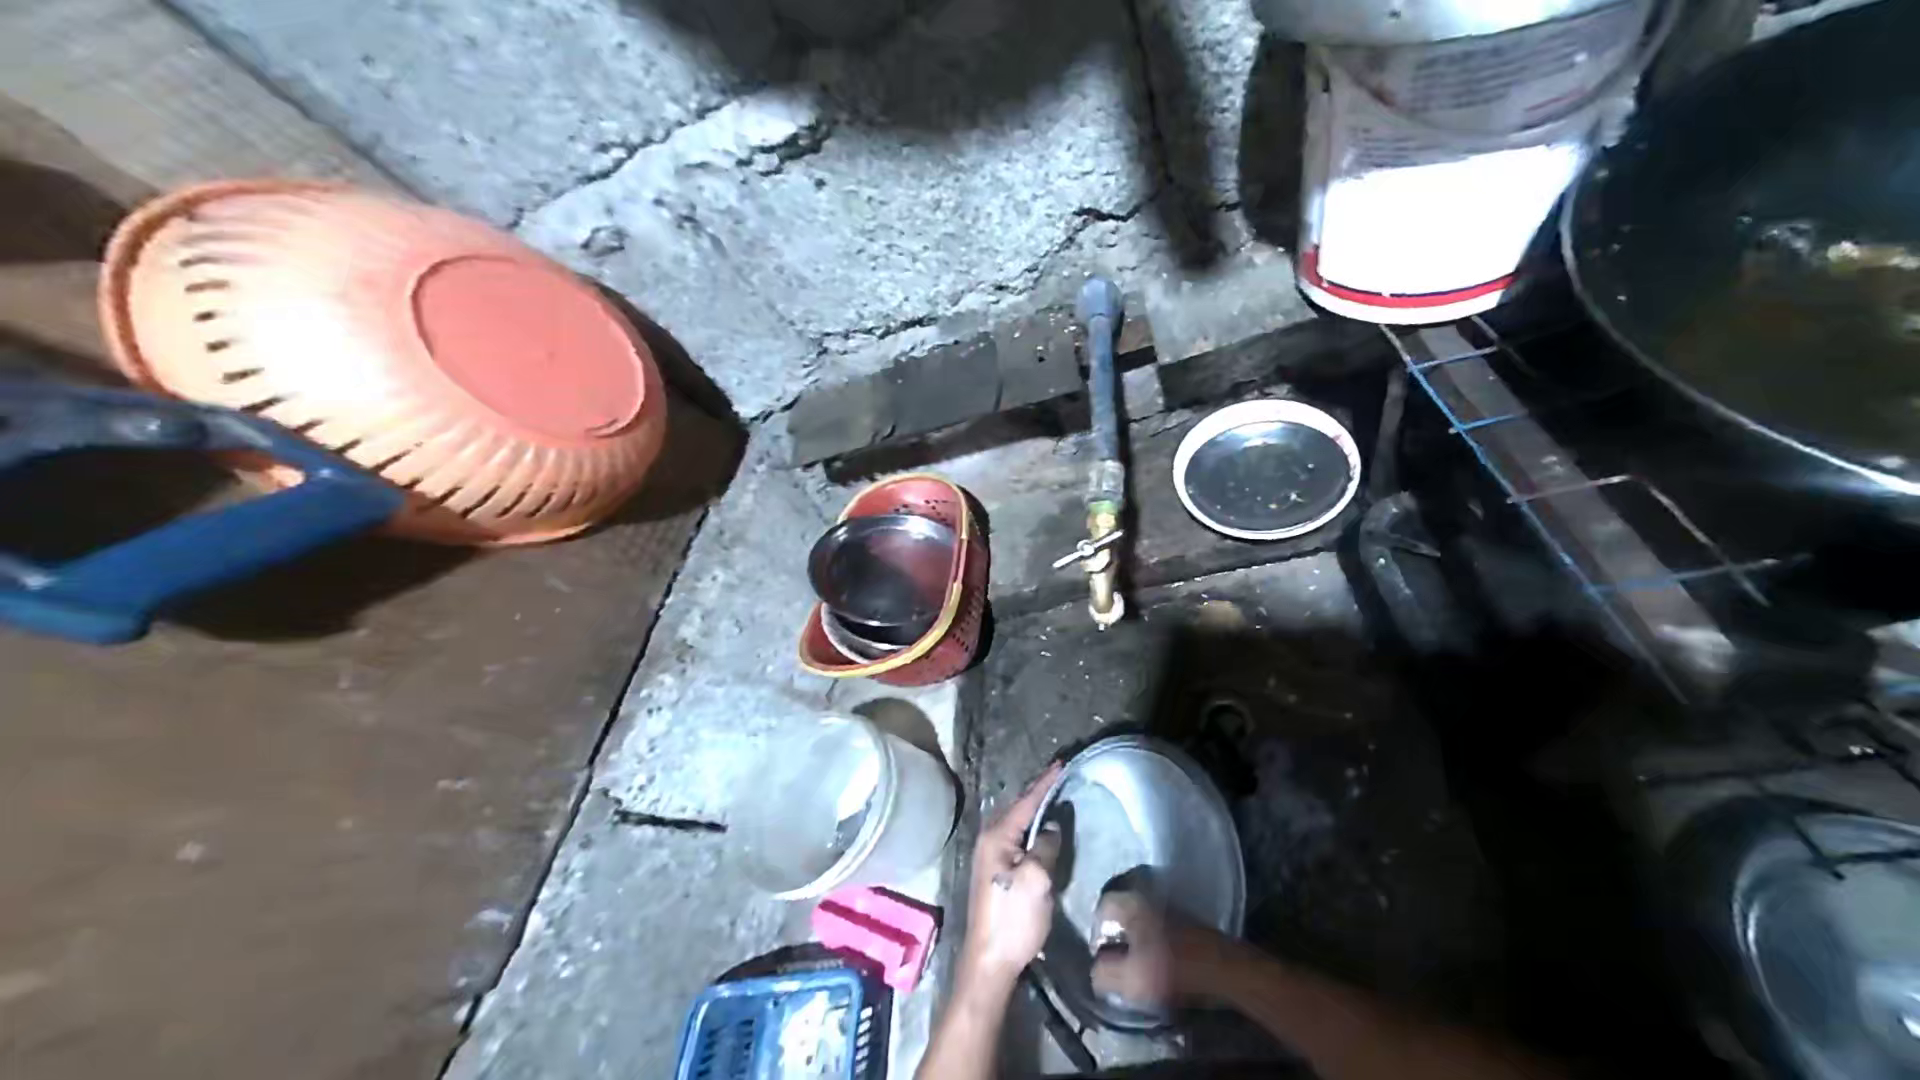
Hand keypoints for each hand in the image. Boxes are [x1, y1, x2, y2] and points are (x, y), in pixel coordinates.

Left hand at [961, 762, 1063, 986]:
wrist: (989, 960)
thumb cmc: (1013, 918)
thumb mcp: (1036, 880)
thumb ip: (1045, 847)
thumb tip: (1049, 828)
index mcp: (996, 837)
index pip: (1025, 802)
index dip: (1044, 784)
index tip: (1060, 765)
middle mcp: (988, 840)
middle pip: (1016, 808)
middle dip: (1037, 792)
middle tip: (1059, 777)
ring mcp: (989, 857)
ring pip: (1015, 824)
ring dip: (1032, 810)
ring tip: (1052, 797)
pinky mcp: (995, 872)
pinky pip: (1015, 839)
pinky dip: (1029, 829)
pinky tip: (1040, 830)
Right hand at [1089, 890, 1222, 1011]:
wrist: (1223, 969)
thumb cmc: (1172, 968)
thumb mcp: (1131, 979)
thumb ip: (1104, 973)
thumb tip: (1095, 970)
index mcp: (1131, 903)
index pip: (1102, 906)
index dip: (1097, 930)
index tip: (1100, 953)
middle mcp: (1148, 895)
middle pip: (1122, 910)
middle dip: (1116, 932)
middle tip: (1116, 956)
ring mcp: (1169, 904)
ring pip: (1141, 917)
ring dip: (1136, 936)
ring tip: (1136, 961)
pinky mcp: (1185, 918)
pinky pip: (1158, 924)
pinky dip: (1153, 938)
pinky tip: (1158, 958)